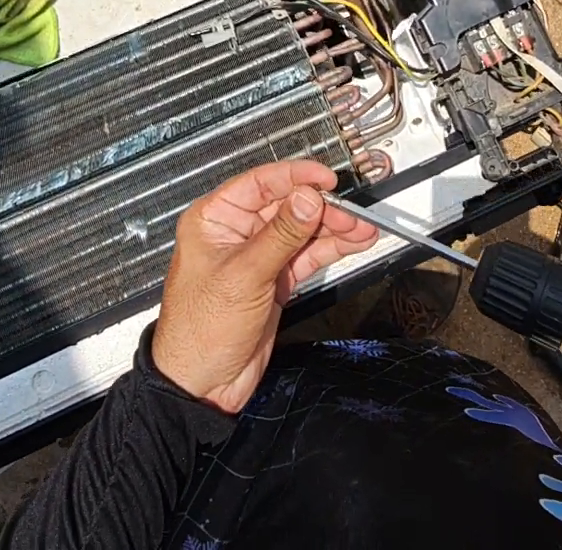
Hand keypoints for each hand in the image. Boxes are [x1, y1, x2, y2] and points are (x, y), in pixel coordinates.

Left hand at [151, 160, 378, 412]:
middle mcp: (236, 232)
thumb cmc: (200, 330)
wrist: (203, 385)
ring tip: (362, 229)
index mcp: (215, 219)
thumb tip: (307, 199)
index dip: (295, 177)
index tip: (325, 179)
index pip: (261, 183)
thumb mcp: (244, 275)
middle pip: (288, 206)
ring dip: (333, 228)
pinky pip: (307, 255)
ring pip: (302, 230)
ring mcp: (258, 256)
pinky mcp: (275, 278)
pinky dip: (330, 248)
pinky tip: (352, 242)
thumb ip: (281, 235)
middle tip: (350, 214)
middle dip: (322, 208)